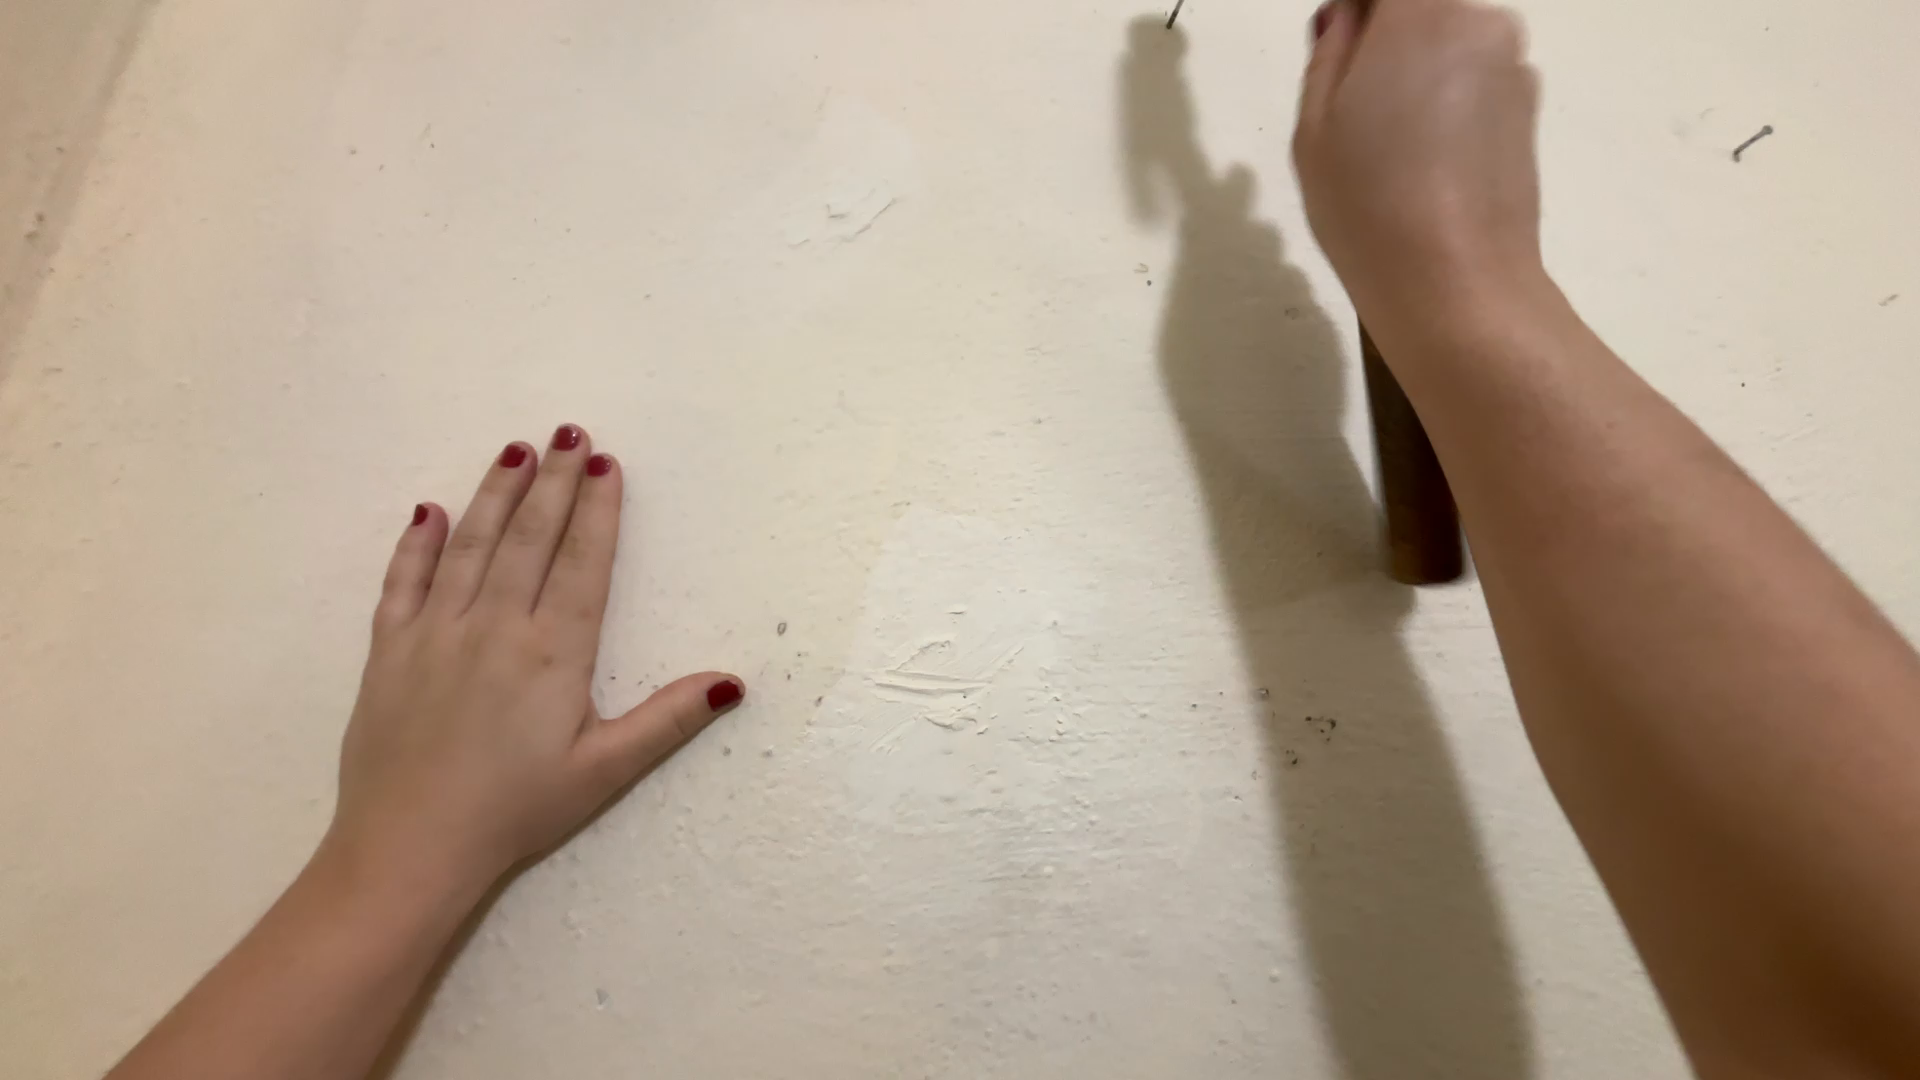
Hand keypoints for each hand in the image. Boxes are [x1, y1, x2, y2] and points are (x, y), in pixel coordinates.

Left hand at [330, 425, 743, 893]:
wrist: (405, 853)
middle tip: (570, 432)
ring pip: (469, 547)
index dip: (597, 509)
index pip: (582, 562)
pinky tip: (429, 511)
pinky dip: (415, 544)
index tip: (605, 463)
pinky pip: (402, 584)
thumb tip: (733, 683)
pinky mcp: (390, 652)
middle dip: (554, 481)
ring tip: (516, 450)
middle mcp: (495, 627)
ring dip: (495, 494)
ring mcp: (435, 634)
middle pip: (529, 538)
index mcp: (553, 651)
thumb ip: (669, 719)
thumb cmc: (517, 808)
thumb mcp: (606, 770)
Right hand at [1293, 0, 1543, 314]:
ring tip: (1385, 154)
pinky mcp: (1528, 107)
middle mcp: (1479, 19)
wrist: (1450, 278)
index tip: (1332, 42)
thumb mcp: (1312, 134)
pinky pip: (1475, 82)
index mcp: (1419, 15)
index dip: (1355, 7)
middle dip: (1383, 44)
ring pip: (1450, 45)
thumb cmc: (1363, 205)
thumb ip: (1327, 57)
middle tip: (1348, 114)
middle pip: (1421, 10)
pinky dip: (1445, 105)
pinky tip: (1423, 169)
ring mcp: (1514, 63)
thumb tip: (1345, 16)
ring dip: (1414, 77)